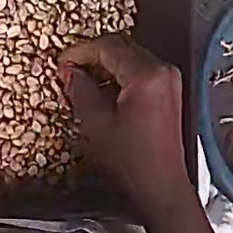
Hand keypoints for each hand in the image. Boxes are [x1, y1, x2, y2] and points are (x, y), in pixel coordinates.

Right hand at [59, 35, 191, 217]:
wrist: (160, 184)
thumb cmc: (130, 160)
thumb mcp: (96, 124)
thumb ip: (81, 91)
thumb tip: (70, 72)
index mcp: (146, 75)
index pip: (108, 47)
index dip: (80, 52)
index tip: (62, 62)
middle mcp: (163, 71)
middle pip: (122, 48)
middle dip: (93, 57)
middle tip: (69, 71)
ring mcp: (169, 82)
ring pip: (131, 59)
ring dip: (105, 67)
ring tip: (83, 83)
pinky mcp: (169, 94)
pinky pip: (140, 73)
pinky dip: (119, 78)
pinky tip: (103, 94)